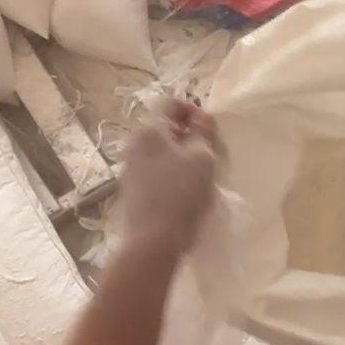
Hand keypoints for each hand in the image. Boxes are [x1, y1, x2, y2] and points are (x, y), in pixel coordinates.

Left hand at [111, 99, 221, 254]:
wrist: (153, 241)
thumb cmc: (181, 195)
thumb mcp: (202, 159)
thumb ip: (204, 132)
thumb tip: (203, 115)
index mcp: (150, 130)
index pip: (170, 102)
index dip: (194, 109)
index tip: (211, 130)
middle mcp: (135, 143)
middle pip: (166, 127)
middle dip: (191, 135)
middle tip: (213, 154)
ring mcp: (132, 166)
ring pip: (163, 149)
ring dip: (184, 155)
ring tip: (203, 175)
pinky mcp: (134, 188)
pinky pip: (158, 169)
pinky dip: (174, 172)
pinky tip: (188, 191)